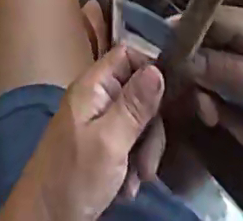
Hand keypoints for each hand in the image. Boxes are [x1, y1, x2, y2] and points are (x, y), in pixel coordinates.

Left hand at [0, 44, 168, 220]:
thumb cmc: (74, 176)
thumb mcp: (109, 142)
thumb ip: (134, 106)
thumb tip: (158, 68)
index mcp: (93, 86)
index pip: (127, 55)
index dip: (150, 69)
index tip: (168, 99)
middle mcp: (96, 99)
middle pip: (138, 93)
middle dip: (150, 127)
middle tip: (148, 162)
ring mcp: (98, 124)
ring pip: (138, 123)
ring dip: (143, 153)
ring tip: (136, 180)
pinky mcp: (101, 148)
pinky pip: (129, 146)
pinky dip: (133, 166)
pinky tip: (126, 188)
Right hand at [186, 6, 242, 170]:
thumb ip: (222, 70)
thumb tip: (181, 58)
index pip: (203, 18)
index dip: (181, 41)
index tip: (166, 71)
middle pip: (205, 52)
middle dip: (206, 88)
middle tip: (214, 117)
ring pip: (214, 79)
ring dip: (223, 109)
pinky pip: (230, 98)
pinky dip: (236, 119)